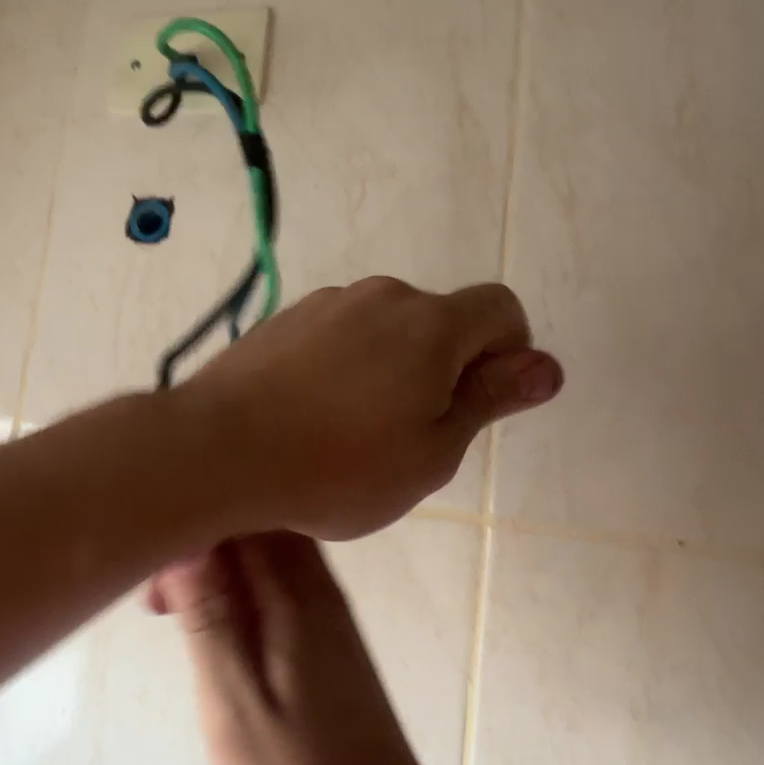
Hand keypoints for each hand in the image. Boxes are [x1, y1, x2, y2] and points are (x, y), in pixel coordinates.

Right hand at [149, 532, 522, 764]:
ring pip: (265, 545)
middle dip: (197, 536)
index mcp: (297, 593)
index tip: (146, 560)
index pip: (244, 507)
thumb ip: (210, 620)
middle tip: (154, 597)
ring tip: (172, 609)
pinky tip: (215, 626)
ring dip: (214, 562)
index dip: (190, 516)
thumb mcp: (237, 708)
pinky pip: (275, 577)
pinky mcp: (327, 634)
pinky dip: (236, 584)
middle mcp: (319, 586)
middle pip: (256, 518)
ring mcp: (327, 609)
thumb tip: (183, 538)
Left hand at [183, 278, 560, 540]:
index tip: (479, 402)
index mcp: (430, 324)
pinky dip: (342, 366)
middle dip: (443, 367)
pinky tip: (310, 415)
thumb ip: (489, 400)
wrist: (217, 450)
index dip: (508, 352)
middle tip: (409, 435)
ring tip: (350, 433)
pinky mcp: (282, 320)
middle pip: (438, 320)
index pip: (500, 308)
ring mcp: (324, 304)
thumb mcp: (431, 453)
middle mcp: (380, 296)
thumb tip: (546, 366)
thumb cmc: (337, 467)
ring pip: (383, 330)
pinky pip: (336, 336)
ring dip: (389, 368)